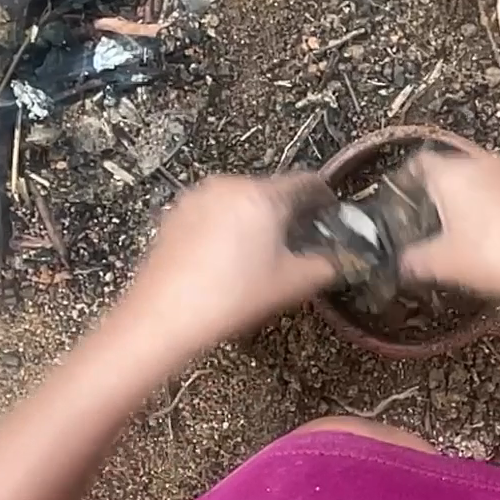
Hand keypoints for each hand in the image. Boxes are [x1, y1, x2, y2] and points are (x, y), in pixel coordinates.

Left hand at [123, 173, 338, 350]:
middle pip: (270, 191)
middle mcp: (228, 186)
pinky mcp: (175, 216)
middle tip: (299, 242)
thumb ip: (326, 265)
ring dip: (256, 221)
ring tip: (262, 256)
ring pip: (240, 203)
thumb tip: (337, 259)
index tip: (329, 210)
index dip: (323, 196)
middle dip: (287, 213)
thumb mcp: (292, 284)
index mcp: (261, 195)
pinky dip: (227, 229)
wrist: (162, 317)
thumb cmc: (228, 297)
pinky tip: (229, 261)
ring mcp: (196, 199)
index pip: (305, 182)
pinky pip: (213, 214)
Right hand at [401, 142, 499, 299]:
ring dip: (469, 196)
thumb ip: (415, 260)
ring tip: (461, 226)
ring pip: (479, 177)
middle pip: (450, 167)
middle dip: (438, 189)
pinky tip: (495, 233)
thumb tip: (404, 263)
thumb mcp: (444, 264)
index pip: (418, 162)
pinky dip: (495, 206)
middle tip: (428, 213)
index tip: (402, 193)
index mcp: (451, 173)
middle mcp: (481, 163)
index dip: (406, 177)